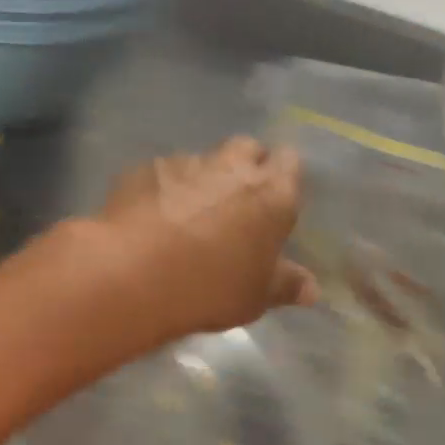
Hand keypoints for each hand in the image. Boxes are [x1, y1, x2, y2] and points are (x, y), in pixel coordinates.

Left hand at [90, 137, 315, 343]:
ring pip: (202, 159)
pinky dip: (164, 186)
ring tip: (189, 212)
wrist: (134, 268)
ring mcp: (184, 162)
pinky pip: (163, 171)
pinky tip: (153, 214)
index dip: (282, 173)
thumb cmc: (210, 285)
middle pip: (246, 148)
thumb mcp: (256, 296)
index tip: (275, 193)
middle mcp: (230, 167)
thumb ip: (285, 283)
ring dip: (202, 178)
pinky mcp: (145, 167)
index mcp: (270, 194)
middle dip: (245, 165)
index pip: (288, 162)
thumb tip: (310, 287)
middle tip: (237, 199)